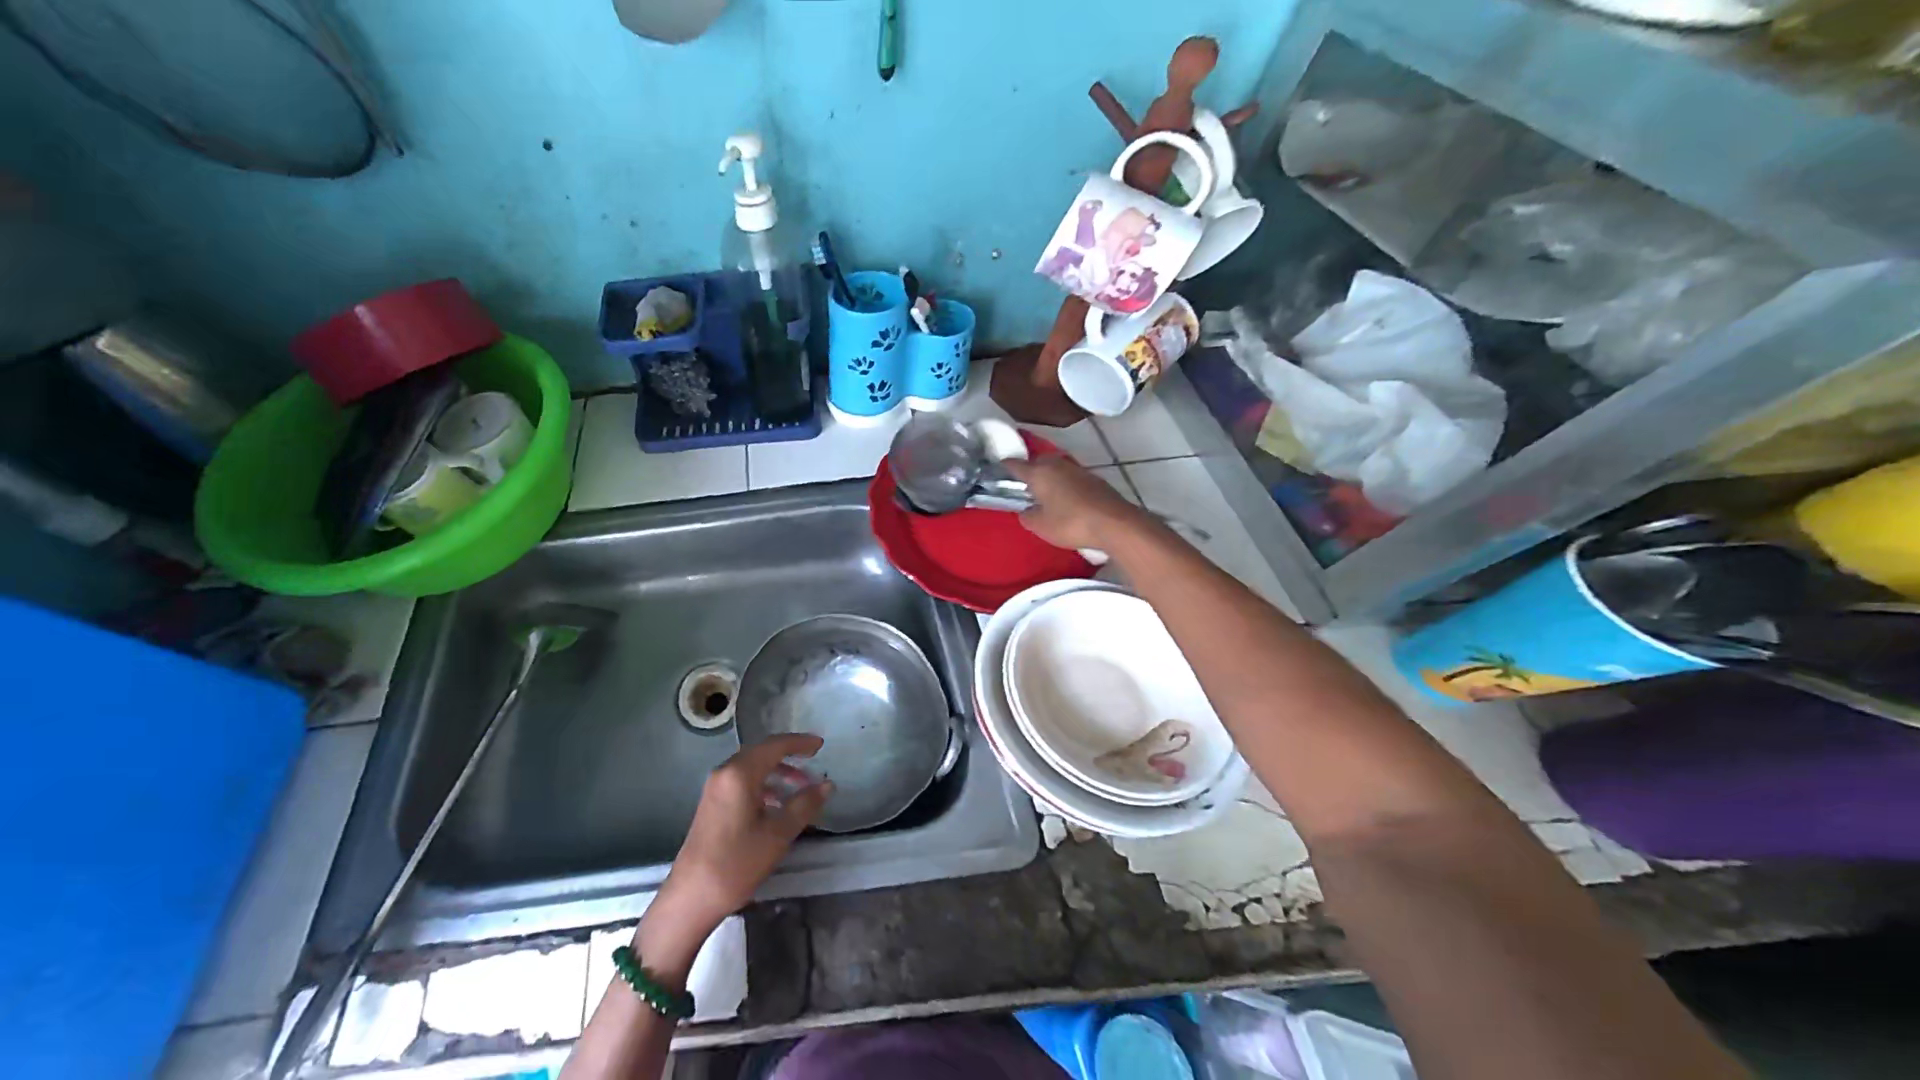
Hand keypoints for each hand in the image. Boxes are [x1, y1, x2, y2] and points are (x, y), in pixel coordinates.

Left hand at [641, 735, 831, 968]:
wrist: (691, 897)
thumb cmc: (737, 862)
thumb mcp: (778, 834)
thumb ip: (804, 804)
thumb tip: (827, 784)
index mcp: (740, 774)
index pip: (774, 746)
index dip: (800, 743)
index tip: (821, 745)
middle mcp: (725, 773)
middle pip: (761, 753)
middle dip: (789, 756)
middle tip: (814, 762)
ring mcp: (715, 789)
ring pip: (752, 769)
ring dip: (778, 773)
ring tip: (801, 788)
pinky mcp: (712, 805)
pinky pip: (743, 783)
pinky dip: (764, 786)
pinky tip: (777, 805)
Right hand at [1003, 456, 1148, 550]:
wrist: (1114, 523)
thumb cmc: (1071, 523)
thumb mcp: (1040, 526)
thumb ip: (1027, 516)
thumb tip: (1026, 511)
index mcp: (1039, 472)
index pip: (1015, 464)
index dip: (1005, 467)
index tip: (999, 471)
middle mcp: (1057, 464)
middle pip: (1037, 461)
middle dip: (1029, 470)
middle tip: (1023, 486)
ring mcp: (1078, 469)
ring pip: (1056, 467)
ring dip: (1049, 476)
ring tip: (1045, 493)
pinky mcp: (1094, 478)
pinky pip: (1071, 477)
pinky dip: (1065, 484)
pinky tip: (1066, 498)